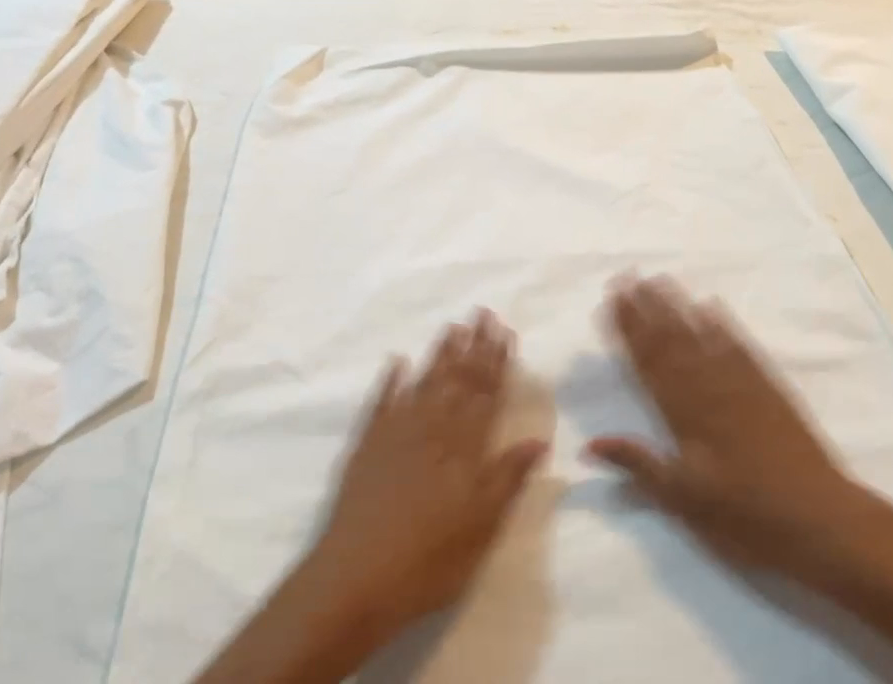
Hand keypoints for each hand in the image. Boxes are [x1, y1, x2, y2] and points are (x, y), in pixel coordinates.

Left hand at [309, 310, 549, 636]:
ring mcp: (395, 436)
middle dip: (473, 347)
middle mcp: (432, 431)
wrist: (354, 579)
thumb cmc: (429, 561)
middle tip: (481, 313)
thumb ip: (507, 478)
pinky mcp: (365, 447)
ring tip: (451, 328)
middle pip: (457, 381)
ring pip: (423, 384)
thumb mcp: (482, 527)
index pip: (486, 395)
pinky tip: (397, 363)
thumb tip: (538, 440)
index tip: (504, 331)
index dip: (497, 363)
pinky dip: (390, 381)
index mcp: (465, 450)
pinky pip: (381, 403)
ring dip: (439, 356)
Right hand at [586, 276, 882, 585]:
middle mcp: (710, 390)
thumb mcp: (684, 500)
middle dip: (647, 309)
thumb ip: (640, 465)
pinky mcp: (771, 390)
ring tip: (660, 279)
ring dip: (680, 307)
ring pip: (703, 337)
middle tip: (628, 276)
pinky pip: (741, 347)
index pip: (648, 363)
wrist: (822, 520)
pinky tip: (712, 307)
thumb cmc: (746, 516)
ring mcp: (743, 385)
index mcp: (684, 415)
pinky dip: (724, 325)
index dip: (628, 331)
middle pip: (673, 342)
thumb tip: (591, 443)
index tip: (611, 300)